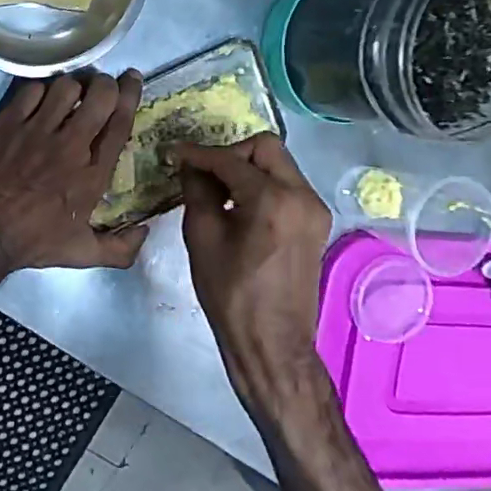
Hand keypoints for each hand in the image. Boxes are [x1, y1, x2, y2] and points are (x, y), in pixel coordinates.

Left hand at [0, 70, 148, 277]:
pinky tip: (37, 102)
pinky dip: (39, 91)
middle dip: (104, 84)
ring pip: (66, 86)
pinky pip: (32, 90)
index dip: (130, 95)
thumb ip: (121, 249)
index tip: (131, 79)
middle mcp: (70, 145)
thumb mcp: (82, 254)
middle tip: (99, 87)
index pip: (121, 122)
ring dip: (72, 87)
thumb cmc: (32, 243)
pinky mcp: (7, 123)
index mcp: (94, 173)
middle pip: (99, 95)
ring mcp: (37, 131)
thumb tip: (145, 232)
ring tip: (67, 96)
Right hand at [178, 134, 331, 400]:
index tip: (174, 153)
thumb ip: (197, 191)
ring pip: (278, 164)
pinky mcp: (316, 221)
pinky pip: (287, 185)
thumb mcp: (203, 238)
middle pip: (266, 147)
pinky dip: (262, 184)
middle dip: (231, 153)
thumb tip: (190, 164)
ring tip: (218, 189)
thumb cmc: (231, 295)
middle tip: (203, 171)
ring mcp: (315, 208)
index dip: (199, 154)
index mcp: (274, 200)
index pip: (231, 159)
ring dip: (247, 167)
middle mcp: (303, 195)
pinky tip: (240, 204)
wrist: (272, 343)